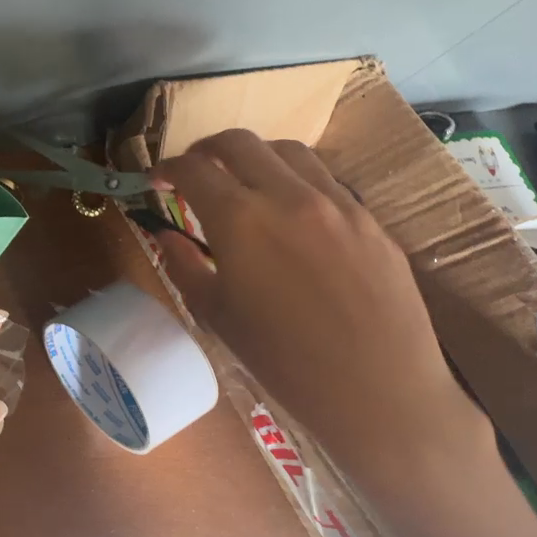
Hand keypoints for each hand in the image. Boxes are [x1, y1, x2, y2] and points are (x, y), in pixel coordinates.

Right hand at [151, 129, 490, 488]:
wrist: (381, 393)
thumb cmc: (282, 360)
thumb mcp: (214, 313)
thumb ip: (182, 262)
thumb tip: (165, 233)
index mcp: (239, 219)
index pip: (192, 168)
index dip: (165, 170)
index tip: (155, 182)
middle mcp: (288, 197)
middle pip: (239, 143)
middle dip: (206, 150)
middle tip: (194, 172)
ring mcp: (338, 205)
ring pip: (287, 152)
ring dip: (254, 158)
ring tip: (243, 184)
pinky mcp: (372, 221)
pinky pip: (325, 182)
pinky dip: (295, 182)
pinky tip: (290, 216)